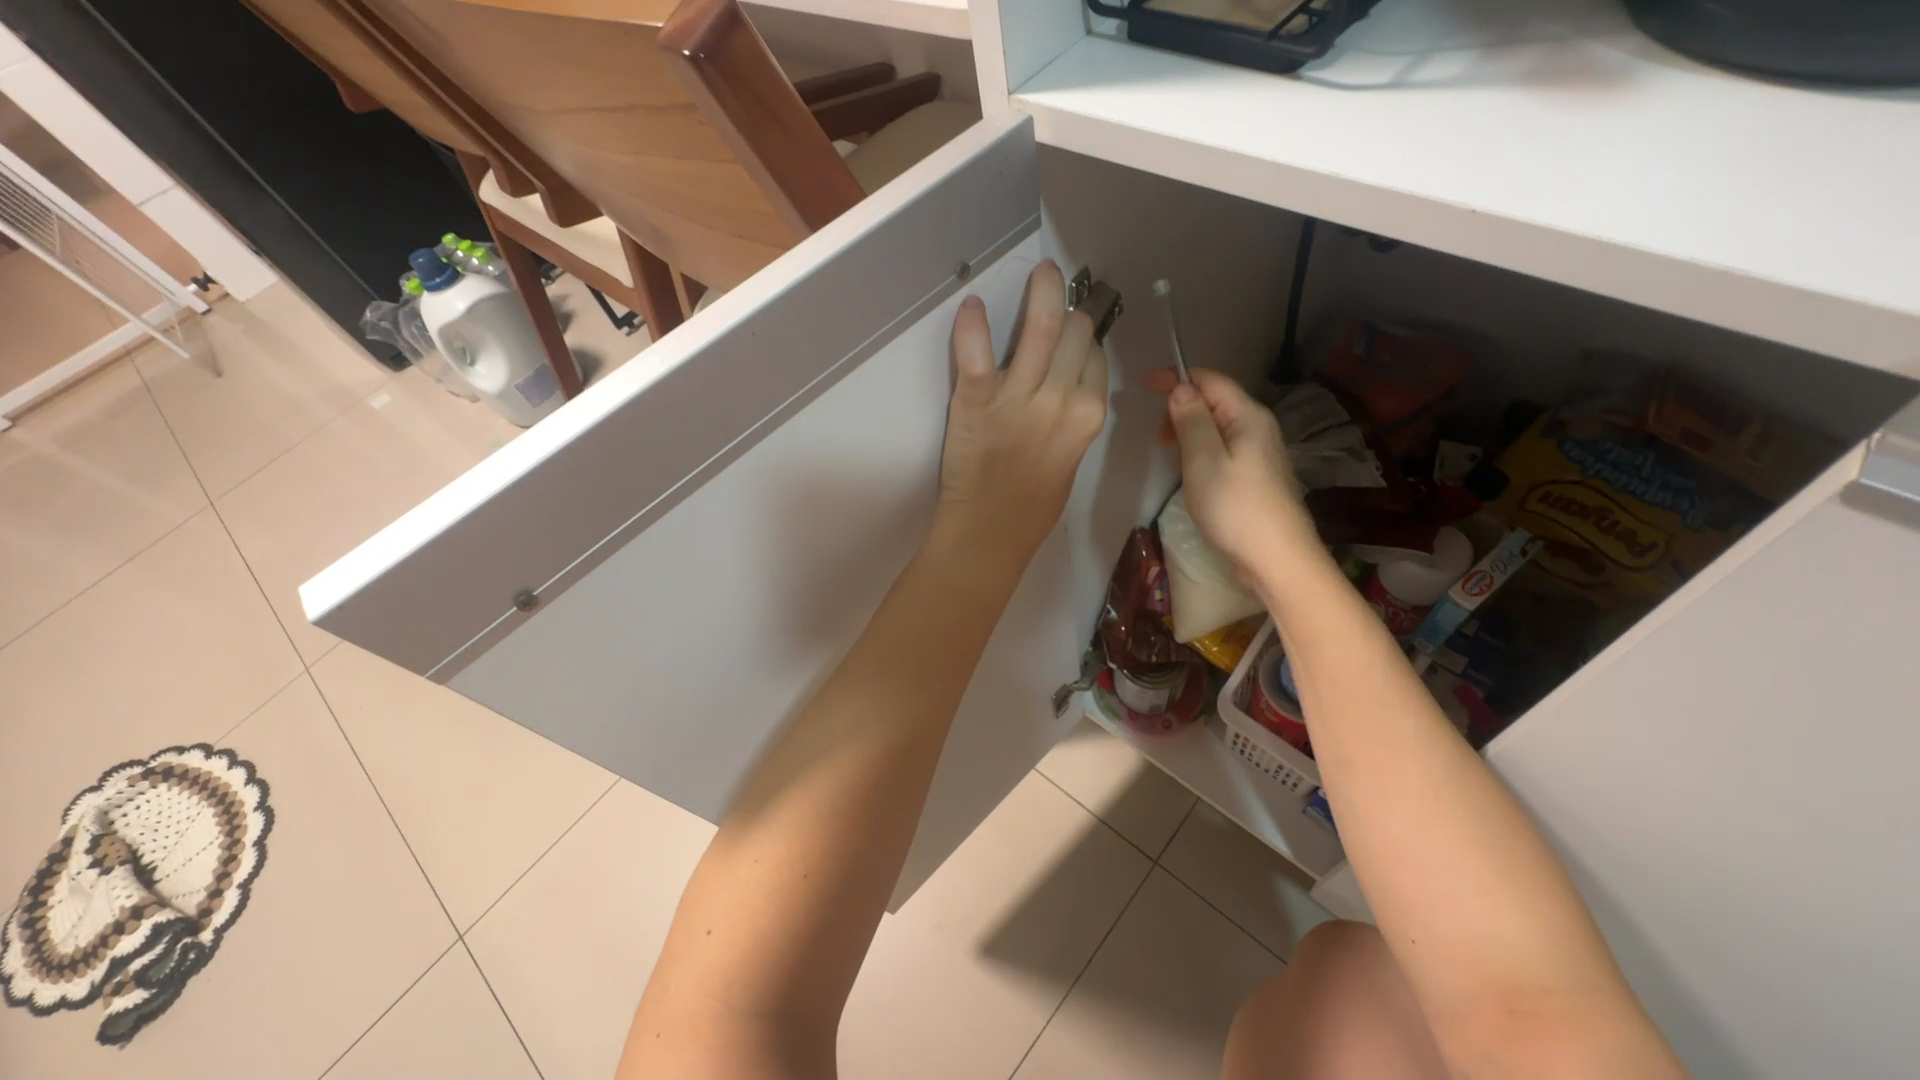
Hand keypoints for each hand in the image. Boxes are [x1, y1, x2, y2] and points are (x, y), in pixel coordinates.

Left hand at [936, 261, 1107, 563]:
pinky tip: (973, 305)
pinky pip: (977, 349)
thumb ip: (1075, 421)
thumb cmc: (1032, 509)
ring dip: (1043, 292)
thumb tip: (1072, 387)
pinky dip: (973, 323)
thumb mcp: (1072, 462)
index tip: (1077, 335)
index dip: (1086, 344)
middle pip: (1076, 334)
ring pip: (1042, 327)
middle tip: (1060, 298)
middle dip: (1071, 315)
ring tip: (1043, 273)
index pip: (1096, 359)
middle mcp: (1060, 399)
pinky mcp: (976, 398)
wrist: (988, 533)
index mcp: (1088, 417)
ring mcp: (1018, 396)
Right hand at [1144, 368, 1318, 577]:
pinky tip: (1191, 472)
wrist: (1276, 558)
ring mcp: (1260, 453)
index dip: (1177, 377)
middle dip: (1181, 407)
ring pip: (1218, 426)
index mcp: (1247, 416)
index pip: (1211, 380)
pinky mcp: (1257, 477)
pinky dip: (1201, 449)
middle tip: (1157, 437)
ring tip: (1169, 454)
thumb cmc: (1236, 507)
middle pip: (1215, 401)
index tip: (1144, 385)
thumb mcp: (1203, 460)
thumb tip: (1181, 389)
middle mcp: (1258, 427)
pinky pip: (1224, 448)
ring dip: (1189, 431)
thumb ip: (1191, 421)